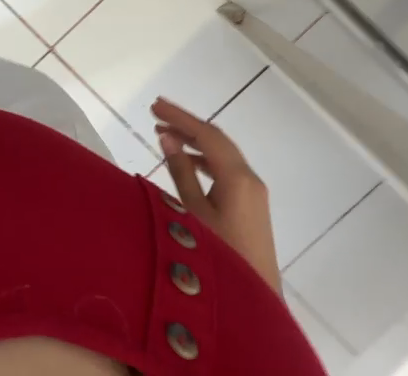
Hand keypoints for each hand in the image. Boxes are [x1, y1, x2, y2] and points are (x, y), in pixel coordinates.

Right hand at [153, 98, 279, 291]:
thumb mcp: (192, 213)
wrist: (254, 302)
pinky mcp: (251, 205)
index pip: (207, 135)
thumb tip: (167, 138)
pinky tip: (186, 161)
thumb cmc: (218, 254)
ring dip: (194, 141)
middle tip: (154, 114)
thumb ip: (181, 173)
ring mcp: (254, 193)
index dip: (180, 117)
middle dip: (186, 125)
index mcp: (238, 178)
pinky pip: (226, 169)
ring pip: (222, 154)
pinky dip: (204, 158)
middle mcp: (250, 179)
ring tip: (163, 135)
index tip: (153, 106)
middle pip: (217, 140)